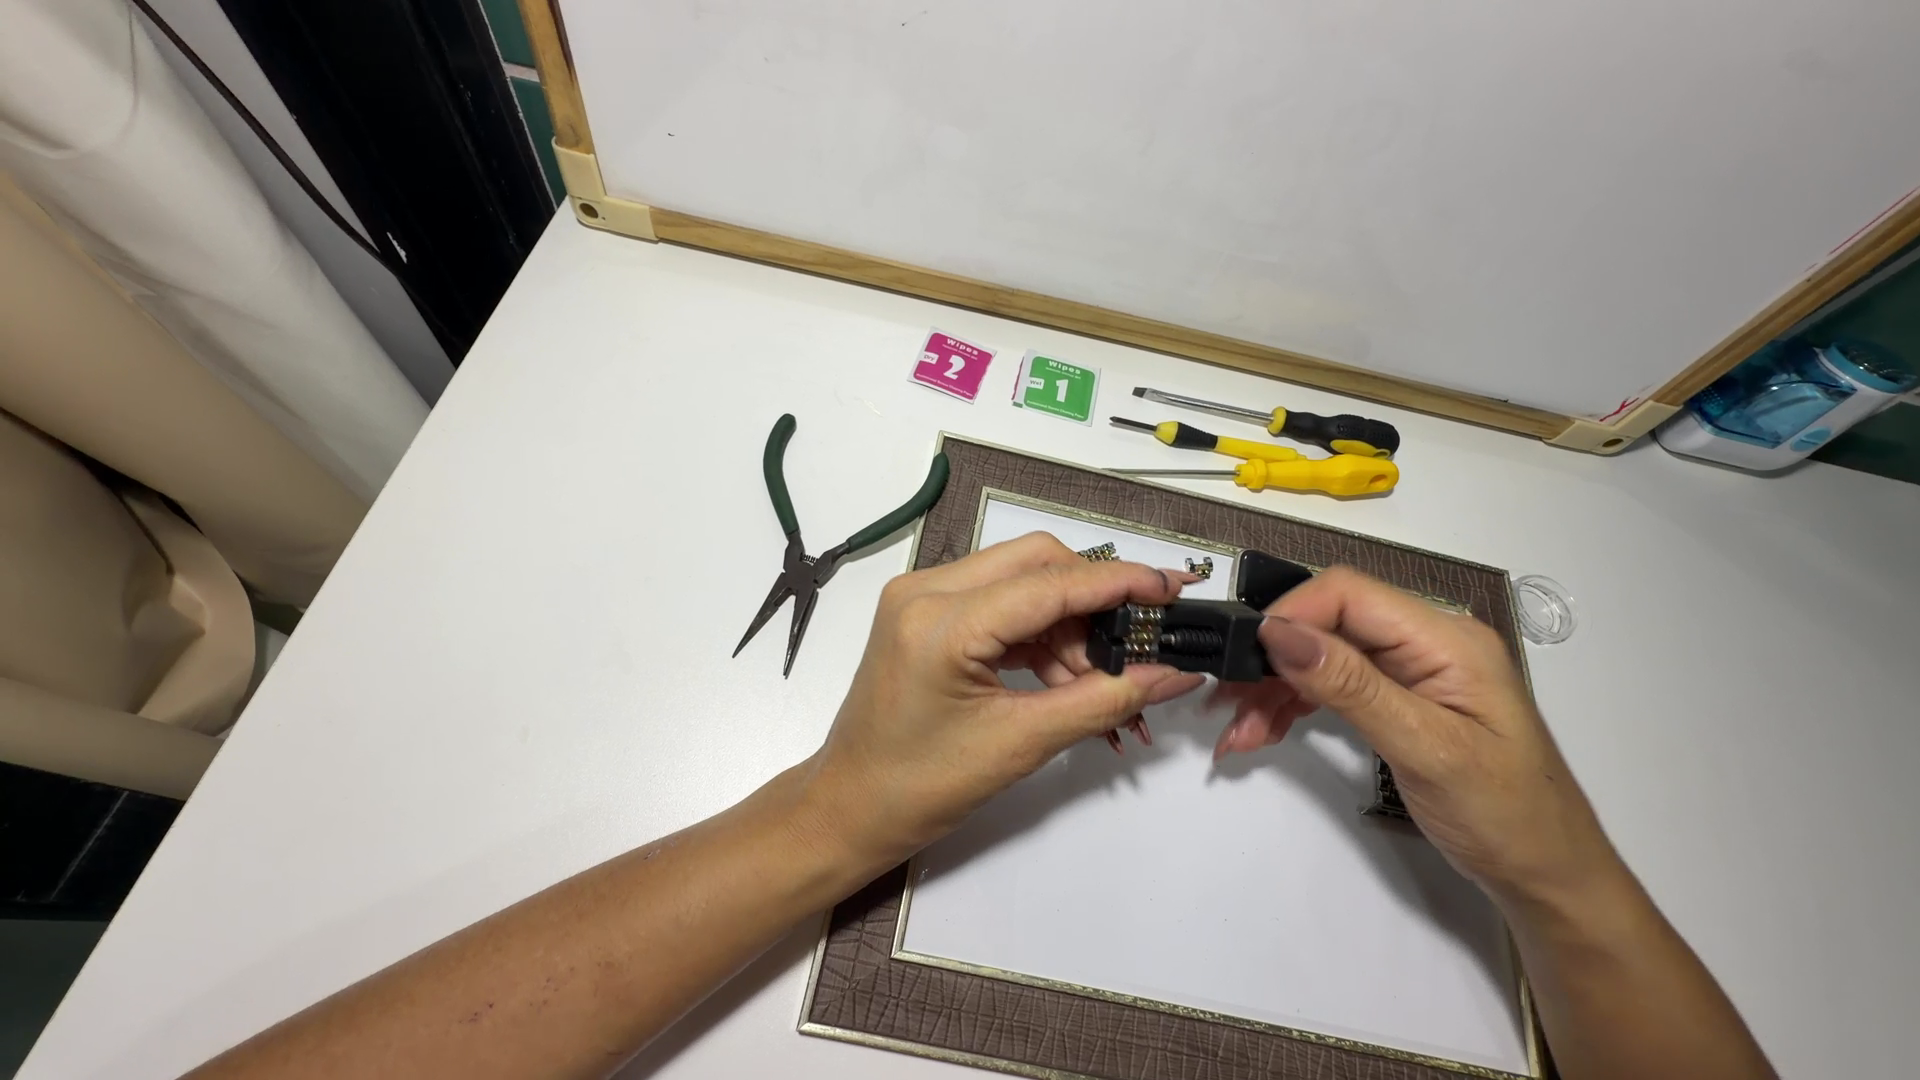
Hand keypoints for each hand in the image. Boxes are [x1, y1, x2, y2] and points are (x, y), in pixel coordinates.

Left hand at [796, 533, 1206, 869]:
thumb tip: (1172, 674)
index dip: (1117, 583)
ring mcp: (922, 597)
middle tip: (1133, 645)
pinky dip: (1039, 633)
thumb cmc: (920, 787)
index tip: (1171, 589)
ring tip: (1095, 684)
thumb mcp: (1021, 743)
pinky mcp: (927, 613)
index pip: (1049, 582)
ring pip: (1022, 581)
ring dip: (1068, 624)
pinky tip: (1064, 677)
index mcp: (941, 620)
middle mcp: (926, 589)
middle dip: (1092, 599)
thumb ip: (1103, 700)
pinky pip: (1001, 603)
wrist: (851, 806)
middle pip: (1036, 561)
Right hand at [1212, 566, 1621, 905]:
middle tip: (1228, 704)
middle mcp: (1425, 641)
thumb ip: (1351, 686)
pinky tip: (1264, 731)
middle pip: (1326, 624)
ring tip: (1240, 732)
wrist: (1546, 875)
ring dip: (1274, 689)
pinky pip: (1331, 683)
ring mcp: (1410, 669)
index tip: (1244, 659)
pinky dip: (1292, 705)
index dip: (1289, 614)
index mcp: (1445, 639)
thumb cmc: (1503, 815)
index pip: (1348, 593)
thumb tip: (1279, 633)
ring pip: (1320, 654)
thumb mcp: (1425, 750)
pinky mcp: (1396, 695)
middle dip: (1272, 660)